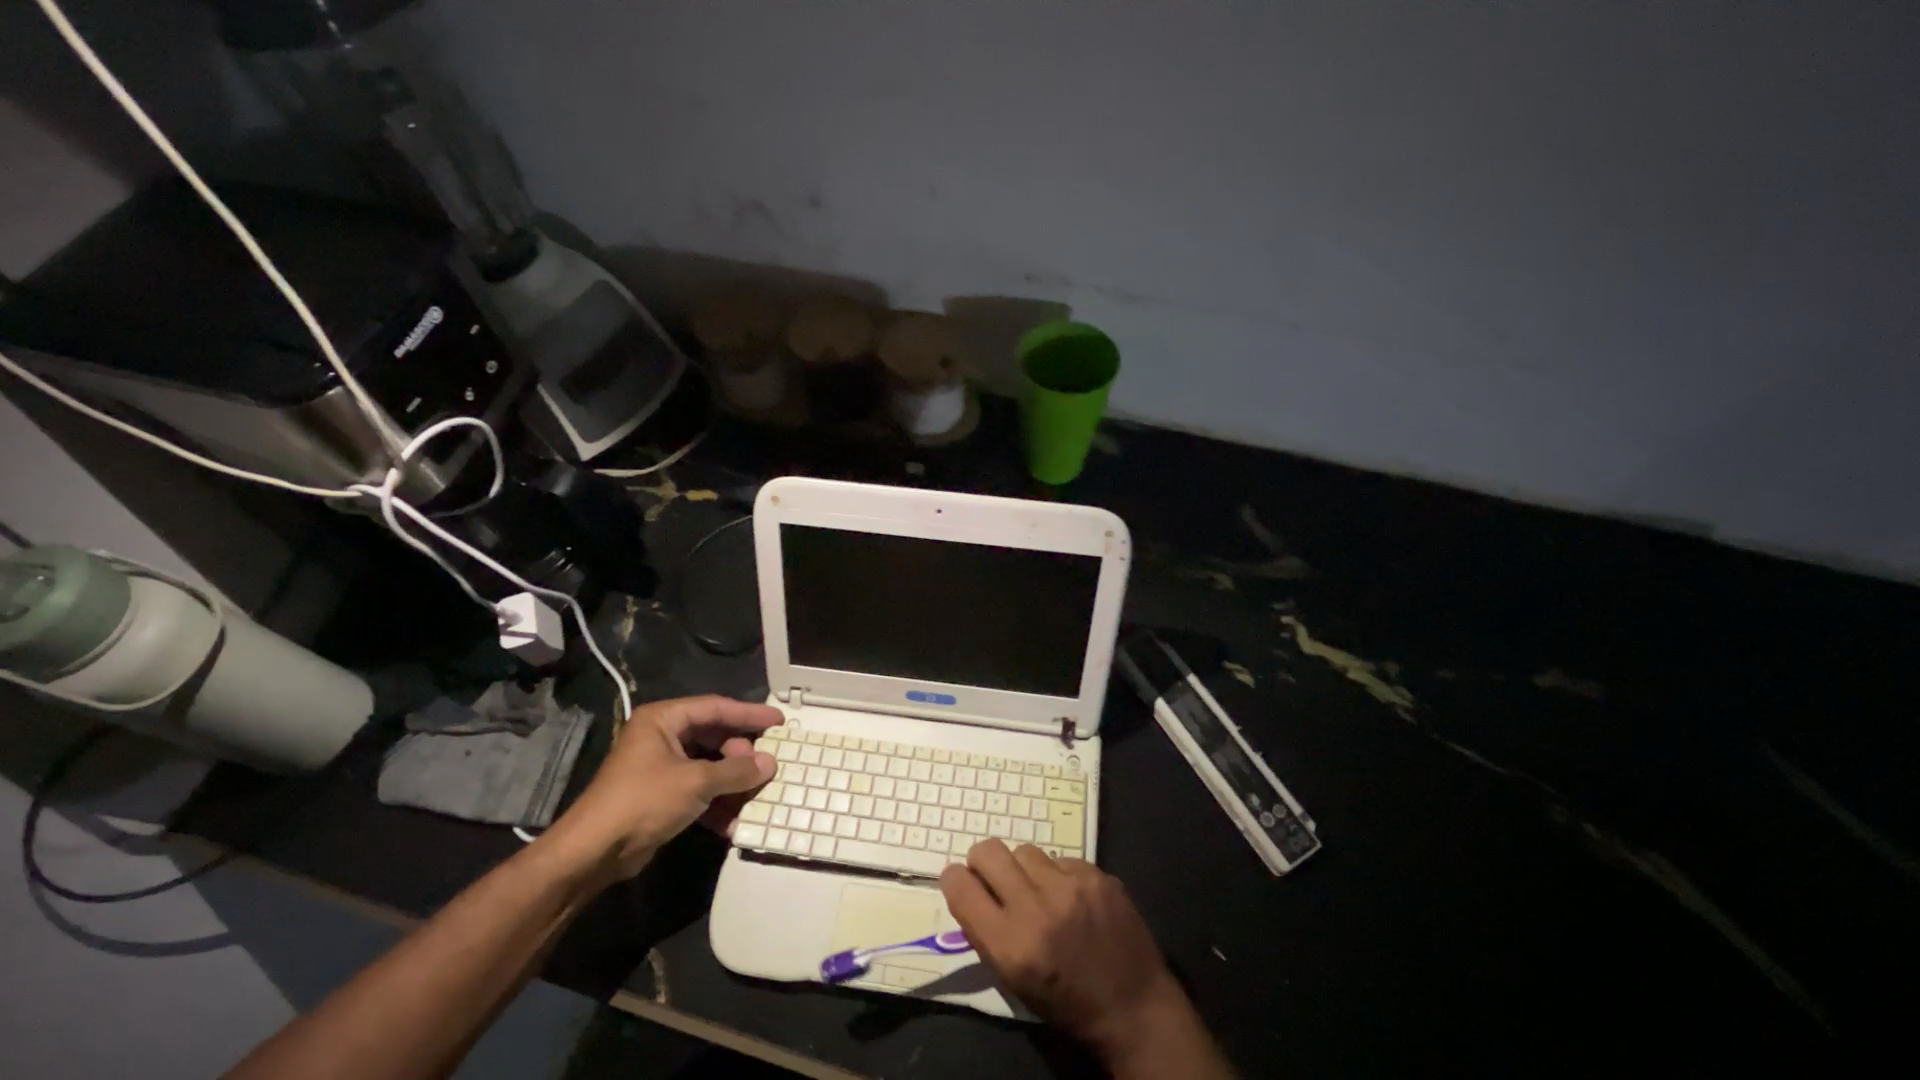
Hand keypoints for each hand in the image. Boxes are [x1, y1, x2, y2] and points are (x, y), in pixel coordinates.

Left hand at [547, 695, 780, 879]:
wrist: (595, 850)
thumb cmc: (644, 801)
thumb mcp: (696, 782)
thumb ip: (736, 770)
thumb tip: (770, 762)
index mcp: (663, 720)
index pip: (715, 707)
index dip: (748, 713)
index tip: (779, 720)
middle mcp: (661, 738)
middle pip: (713, 737)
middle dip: (741, 755)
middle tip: (766, 766)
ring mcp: (660, 768)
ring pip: (708, 767)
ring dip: (732, 783)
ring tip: (758, 795)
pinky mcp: (661, 797)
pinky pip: (698, 791)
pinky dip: (716, 804)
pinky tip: (735, 823)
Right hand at [941, 841, 1230, 1076]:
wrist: (1132, 1006)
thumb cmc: (1065, 1003)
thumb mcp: (1012, 980)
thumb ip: (986, 933)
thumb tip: (968, 891)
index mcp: (1009, 944)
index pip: (961, 887)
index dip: (954, 879)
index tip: (961, 882)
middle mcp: (1036, 908)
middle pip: (988, 851)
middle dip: (983, 862)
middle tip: (994, 878)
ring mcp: (1071, 887)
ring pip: (1025, 850)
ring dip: (1024, 869)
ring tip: (1039, 891)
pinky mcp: (1098, 877)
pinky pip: (1062, 859)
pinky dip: (1060, 876)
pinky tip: (1072, 899)